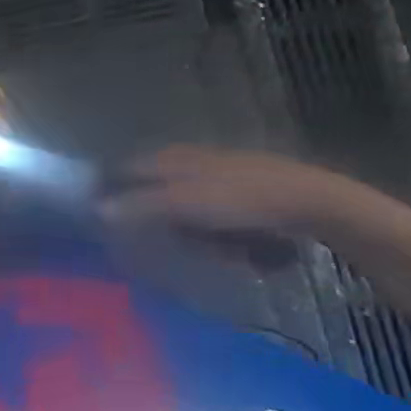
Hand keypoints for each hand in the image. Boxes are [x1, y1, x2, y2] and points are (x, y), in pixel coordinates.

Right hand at [105, 145, 384, 234]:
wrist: (314, 201)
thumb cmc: (239, 199)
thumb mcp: (183, 205)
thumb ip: (138, 207)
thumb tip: (96, 210)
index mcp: (164, 157)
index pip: (120, 172)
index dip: (109, 194)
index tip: (105, 224)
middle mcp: (183, 160)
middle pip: (151, 194)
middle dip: (156, 222)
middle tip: (169, 247)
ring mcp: (214, 175)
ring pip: (183, 209)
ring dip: (192, 234)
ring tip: (215, 253)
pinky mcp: (240, 192)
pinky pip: (214, 217)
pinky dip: (218, 234)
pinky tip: (237, 248)